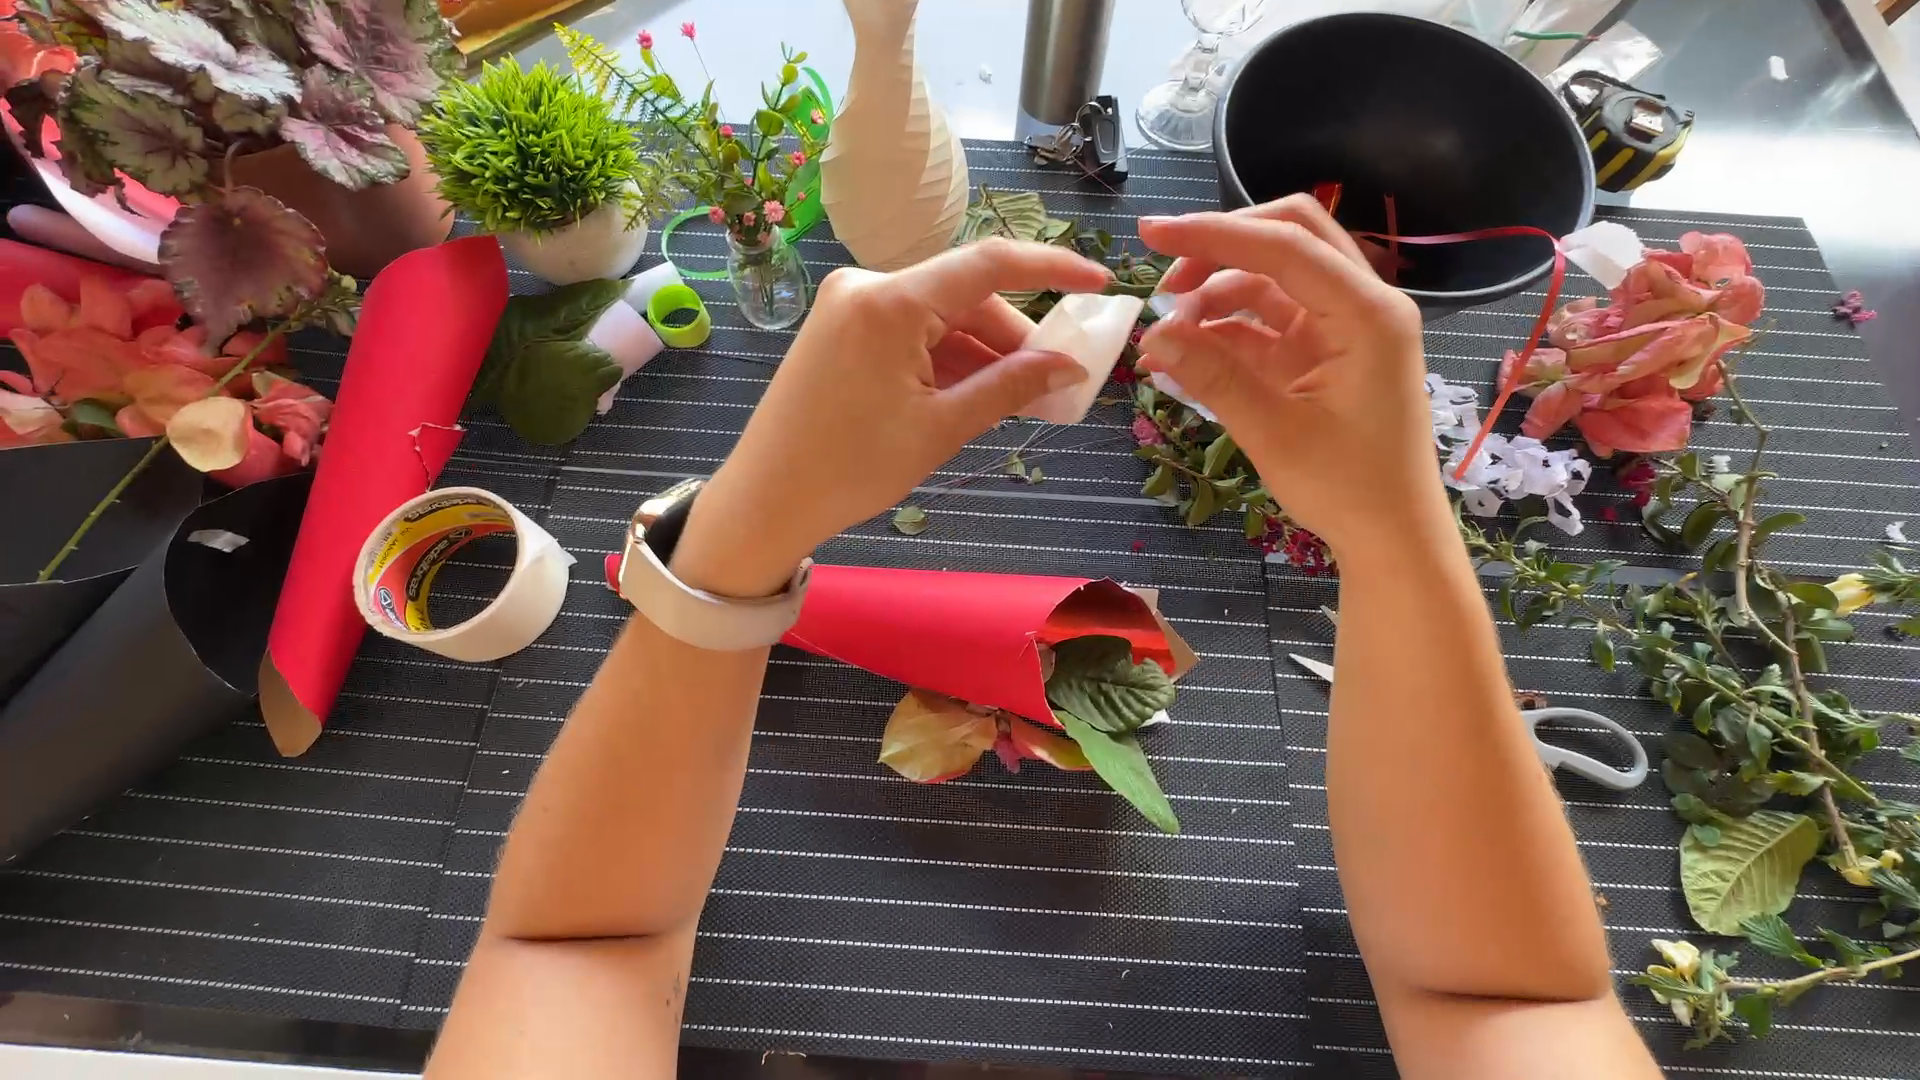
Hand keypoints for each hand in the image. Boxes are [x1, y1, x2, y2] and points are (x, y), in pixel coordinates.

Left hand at [672, 239, 1110, 595]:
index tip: (1099, 284)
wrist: (766, 501)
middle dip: (1012, 338)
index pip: (990, 264)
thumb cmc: (852, 470)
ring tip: (1015, 399)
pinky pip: (909, 331)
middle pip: (964, 296)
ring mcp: (848, 305)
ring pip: (937, 316)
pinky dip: (943, 358)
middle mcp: (867, 285)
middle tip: (1050, 383)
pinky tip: (969, 393)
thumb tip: (1069, 367)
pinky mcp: (839, 328)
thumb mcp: (941, 429)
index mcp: (892, 301)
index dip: (1052, 269)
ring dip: (979, 353)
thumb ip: (1010, 388)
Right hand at [1136, 195, 1441, 559]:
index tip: (1152, 234)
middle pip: (1286, 240)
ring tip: (1166, 338)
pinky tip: (1183, 354)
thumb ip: (1213, 376)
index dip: (1214, 234)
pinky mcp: (1320, 352)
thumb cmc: (1346, 487)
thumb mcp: (1272, 432)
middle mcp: (1359, 305)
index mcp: (1366, 314)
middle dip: (1219, 250)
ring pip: (1270, 279)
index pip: (1284, 246)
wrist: (1390, 533)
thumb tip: (1153, 336)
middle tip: (1162, 280)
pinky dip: (1223, 331)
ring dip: (1215, 295)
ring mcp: (1339, 327)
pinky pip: (1265, 322)